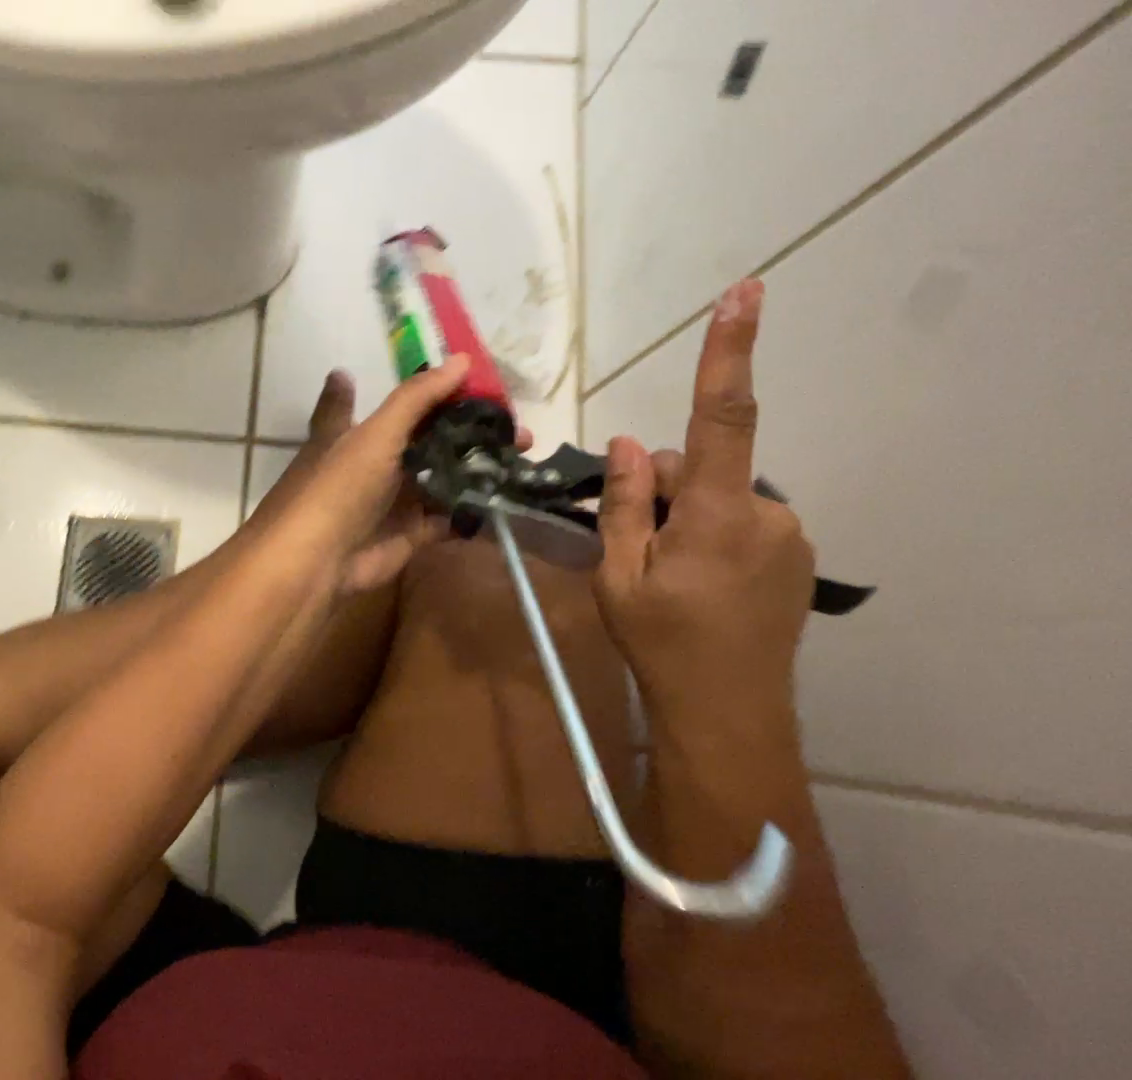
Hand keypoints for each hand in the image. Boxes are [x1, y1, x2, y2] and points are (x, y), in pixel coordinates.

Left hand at [268, 356, 530, 593]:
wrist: (317, 560)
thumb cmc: (339, 487)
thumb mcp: (376, 433)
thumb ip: (417, 399)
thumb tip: (462, 359)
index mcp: (351, 434)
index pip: (382, 403)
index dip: (416, 390)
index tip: (456, 378)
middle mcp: (373, 464)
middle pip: (425, 441)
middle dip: (467, 431)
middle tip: (515, 424)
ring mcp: (392, 501)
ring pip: (442, 477)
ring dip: (479, 467)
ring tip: (525, 452)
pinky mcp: (410, 534)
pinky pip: (448, 518)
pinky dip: (474, 508)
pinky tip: (510, 493)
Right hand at [593, 280, 814, 723]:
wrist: (729, 710)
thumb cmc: (661, 643)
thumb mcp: (619, 577)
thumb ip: (624, 505)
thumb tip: (629, 442)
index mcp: (716, 514)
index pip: (722, 417)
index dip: (729, 352)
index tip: (744, 293)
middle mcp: (765, 512)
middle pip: (700, 468)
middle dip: (659, 488)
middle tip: (629, 542)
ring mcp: (787, 535)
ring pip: (719, 496)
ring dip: (684, 515)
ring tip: (662, 572)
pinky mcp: (795, 555)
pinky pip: (741, 521)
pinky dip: (709, 533)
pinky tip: (695, 581)